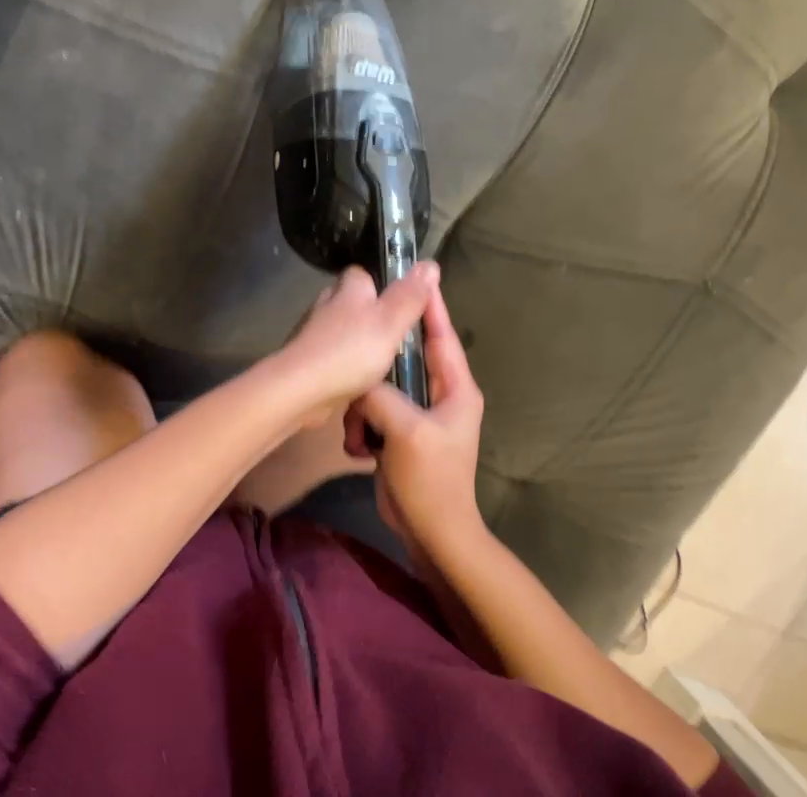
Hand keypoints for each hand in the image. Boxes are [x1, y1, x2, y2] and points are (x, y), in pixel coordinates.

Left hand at [272, 263, 436, 428]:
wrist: (302, 390)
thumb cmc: (350, 351)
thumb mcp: (390, 321)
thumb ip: (410, 296)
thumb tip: (430, 264)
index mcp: (347, 290)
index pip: (362, 274)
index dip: (381, 283)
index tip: (401, 300)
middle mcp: (327, 306)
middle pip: (351, 302)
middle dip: (370, 314)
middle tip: (398, 334)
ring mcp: (314, 335)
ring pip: (341, 331)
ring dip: (357, 341)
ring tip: (385, 359)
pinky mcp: (309, 362)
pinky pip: (333, 357)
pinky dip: (345, 364)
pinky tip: (362, 379)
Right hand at [344, 284, 485, 548]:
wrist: (432, 532)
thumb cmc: (431, 479)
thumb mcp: (405, 431)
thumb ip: (380, 395)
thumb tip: (359, 384)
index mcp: (456, 389)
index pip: (441, 335)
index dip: (429, 306)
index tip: (416, 274)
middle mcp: (440, 396)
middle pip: (403, 360)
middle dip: (375, 368)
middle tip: (351, 362)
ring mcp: (418, 416)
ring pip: (380, 388)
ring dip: (362, 408)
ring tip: (356, 433)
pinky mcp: (399, 434)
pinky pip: (373, 413)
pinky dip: (360, 426)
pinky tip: (356, 449)